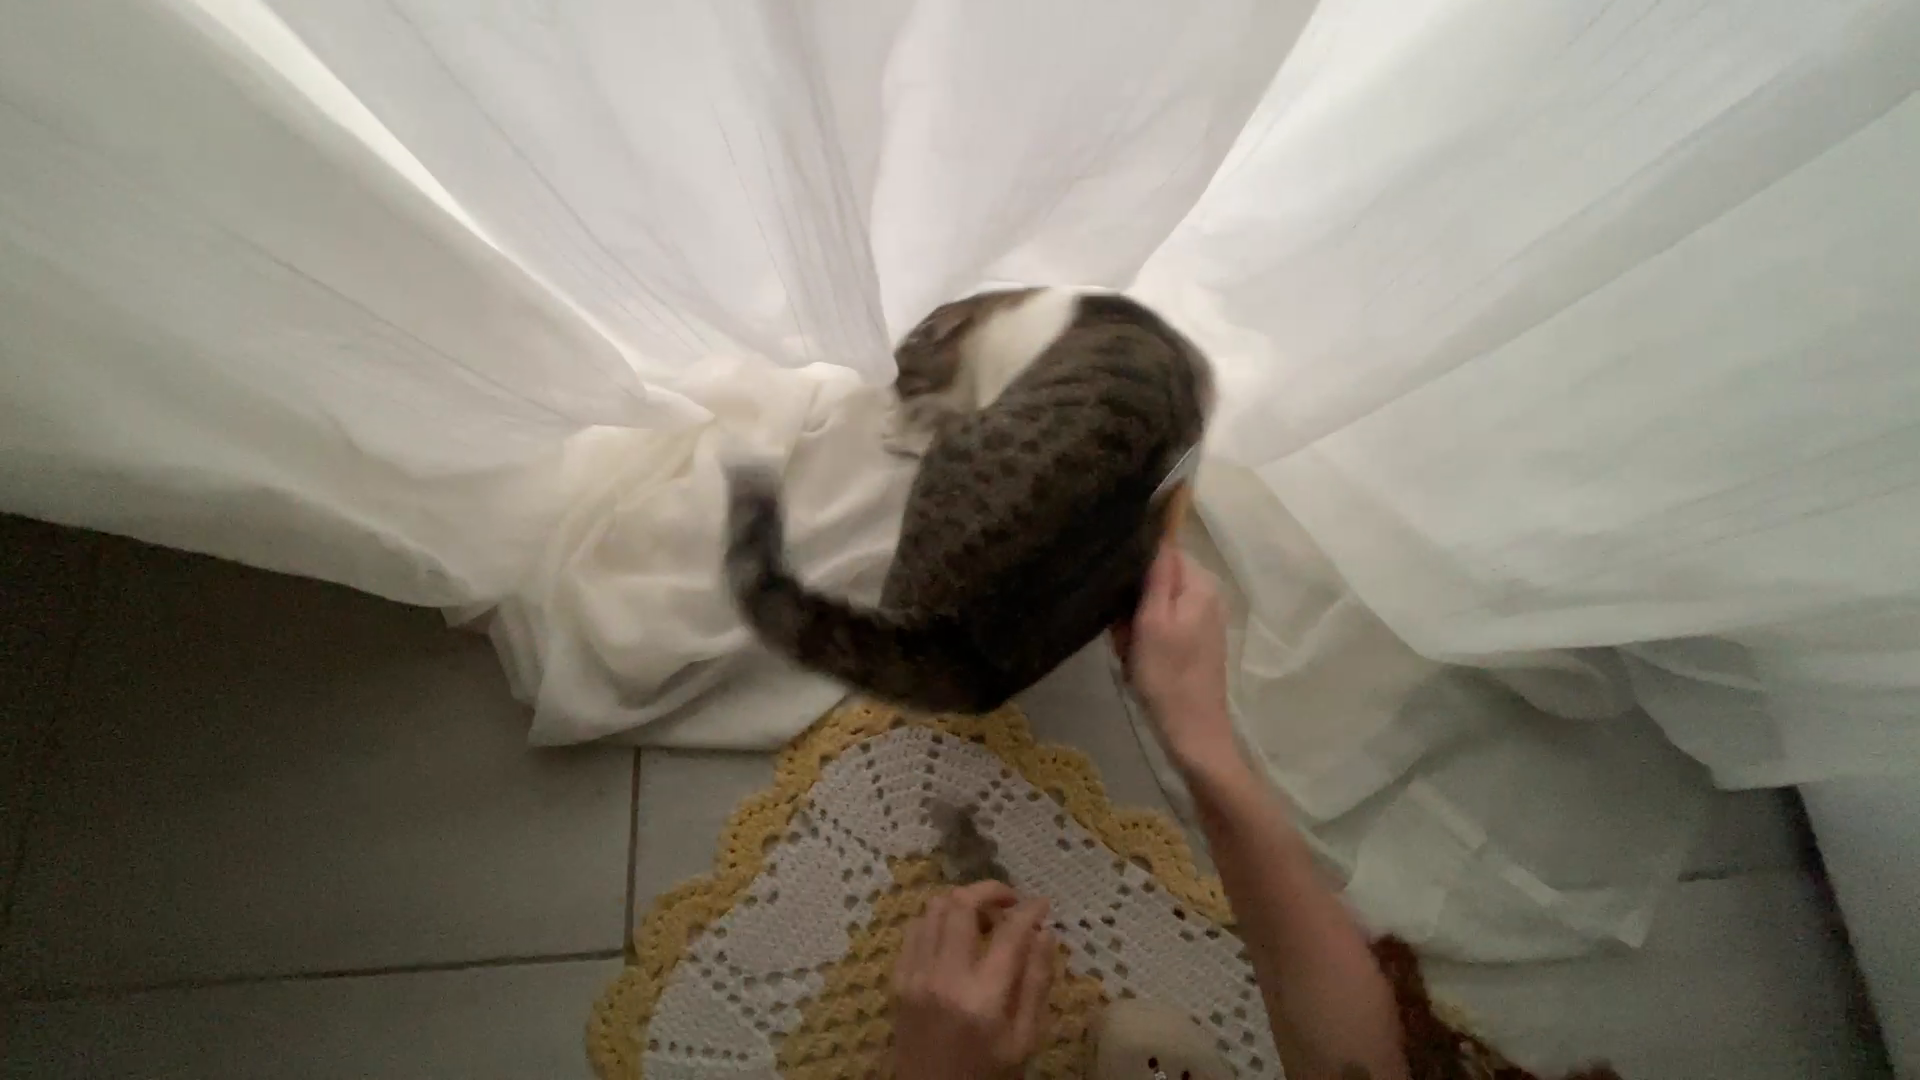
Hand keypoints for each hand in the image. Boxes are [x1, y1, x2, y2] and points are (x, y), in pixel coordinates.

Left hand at [892, 883, 1054, 1079]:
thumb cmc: (986, 1076)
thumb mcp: (1024, 1041)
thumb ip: (1037, 983)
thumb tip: (1045, 932)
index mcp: (984, 998)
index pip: (1010, 933)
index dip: (1030, 910)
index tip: (1041, 904)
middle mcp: (945, 977)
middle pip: (962, 903)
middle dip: (990, 891)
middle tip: (1010, 903)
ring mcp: (916, 976)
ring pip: (934, 908)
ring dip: (962, 903)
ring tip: (983, 919)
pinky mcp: (897, 979)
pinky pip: (915, 929)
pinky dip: (937, 921)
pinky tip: (954, 937)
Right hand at [1113, 542, 1237, 772]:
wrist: (1192, 729)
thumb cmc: (1167, 674)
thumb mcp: (1152, 620)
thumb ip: (1156, 575)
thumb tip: (1158, 532)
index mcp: (1199, 584)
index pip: (1161, 551)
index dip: (1135, 570)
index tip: (1120, 594)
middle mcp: (1207, 594)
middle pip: (1157, 579)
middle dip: (1133, 601)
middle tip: (1122, 631)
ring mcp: (1204, 619)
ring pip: (1155, 604)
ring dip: (1135, 624)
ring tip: (1128, 650)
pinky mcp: (1197, 641)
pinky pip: (1163, 625)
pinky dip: (1146, 639)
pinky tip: (1138, 660)